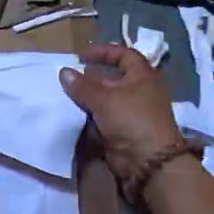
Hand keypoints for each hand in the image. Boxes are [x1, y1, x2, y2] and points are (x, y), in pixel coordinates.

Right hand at [59, 44, 186, 180]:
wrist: (148, 161)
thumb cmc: (131, 120)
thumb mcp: (104, 99)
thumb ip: (82, 86)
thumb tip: (64, 71)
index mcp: (142, 76)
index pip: (124, 55)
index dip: (104, 52)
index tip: (81, 56)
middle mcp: (139, 92)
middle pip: (113, 80)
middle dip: (91, 80)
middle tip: (68, 81)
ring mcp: (132, 113)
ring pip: (106, 101)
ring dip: (88, 100)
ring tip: (66, 98)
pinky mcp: (124, 132)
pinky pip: (104, 120)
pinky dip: (91, 118)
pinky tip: (74, 117)